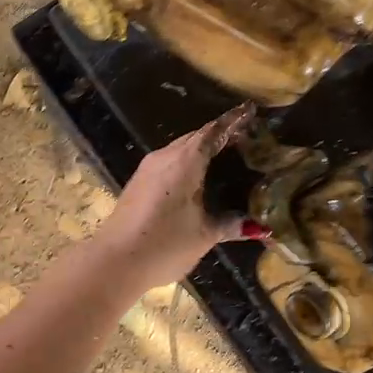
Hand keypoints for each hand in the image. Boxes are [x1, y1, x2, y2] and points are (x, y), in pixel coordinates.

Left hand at [91, 105, 258, 292]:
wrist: (114, 261)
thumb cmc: (164, 244)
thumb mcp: (204, 235)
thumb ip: (231, 225)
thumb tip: (257, 226)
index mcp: (185, 161)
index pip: (214, 132)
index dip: (233, 121)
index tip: (250, 112)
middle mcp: (165, 157)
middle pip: (196, 137)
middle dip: (219, 135)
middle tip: (245, 139)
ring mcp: (148, 169)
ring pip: (180, 149)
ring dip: (201, 149)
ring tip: (225, 157)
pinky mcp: (139, 183)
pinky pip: (169, 163)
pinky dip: (188, 163)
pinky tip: (198, 178)